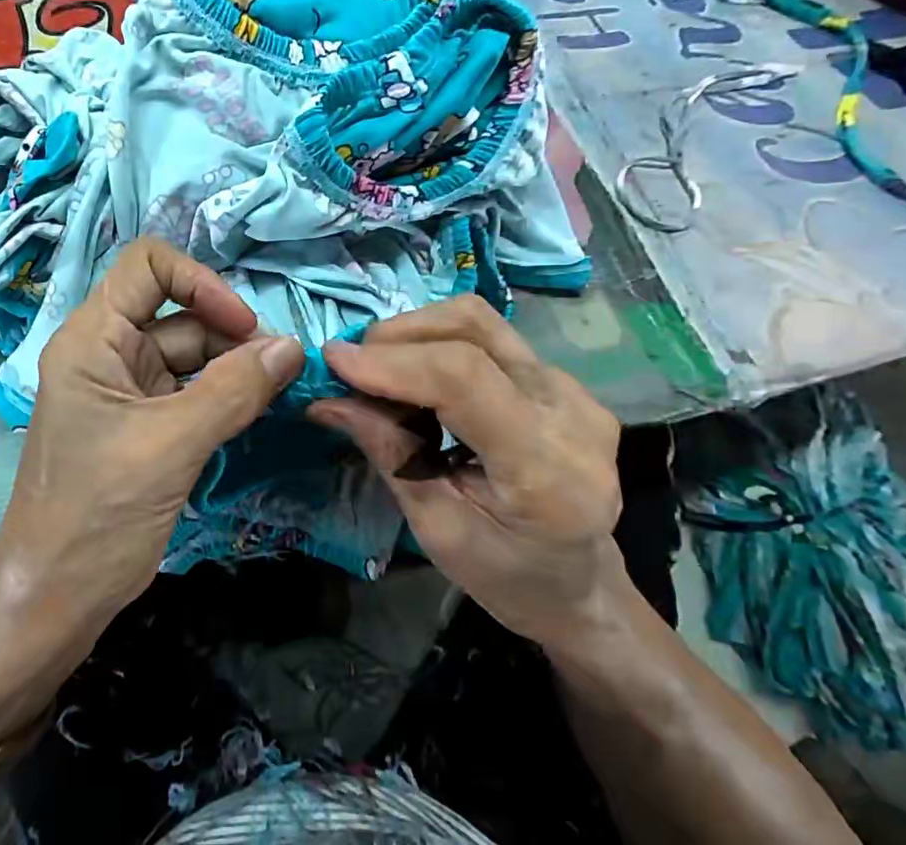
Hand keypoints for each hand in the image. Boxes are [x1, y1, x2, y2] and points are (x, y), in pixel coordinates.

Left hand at [0, 237, 303, 749]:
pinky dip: (220, 396)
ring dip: (230, 368)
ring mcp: (120, 392)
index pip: (146, 266)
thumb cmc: (98, 514)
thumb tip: (293, 346)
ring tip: (274, 393)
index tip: (243, 326)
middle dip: (228, 334)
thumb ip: (234, 390)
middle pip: (175, 313)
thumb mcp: (171, 445)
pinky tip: (253, 410)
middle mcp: (103, 354)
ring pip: (186, 355)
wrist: (54, 598)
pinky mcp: (137, 427)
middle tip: (279, 371)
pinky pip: (186, 393)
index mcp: (90, 340)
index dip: (199, 281)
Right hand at [307, 294, 625, 649]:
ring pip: (478, 320)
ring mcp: (572, 389)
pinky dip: (434, 345)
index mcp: (544, 467)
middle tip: (350, 373)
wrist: (578, 585)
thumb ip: (388, 454)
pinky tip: (416, 381)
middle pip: (470, 330)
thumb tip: (328, 401)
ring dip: (413, 333)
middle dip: (394, 339)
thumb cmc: (505, 573)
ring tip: (379, 372)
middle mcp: (570, 412)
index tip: (332, 361)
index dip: (390, 362)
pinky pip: (487, 336)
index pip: (463, 378)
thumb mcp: (435, 528)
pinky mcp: (562, 380)